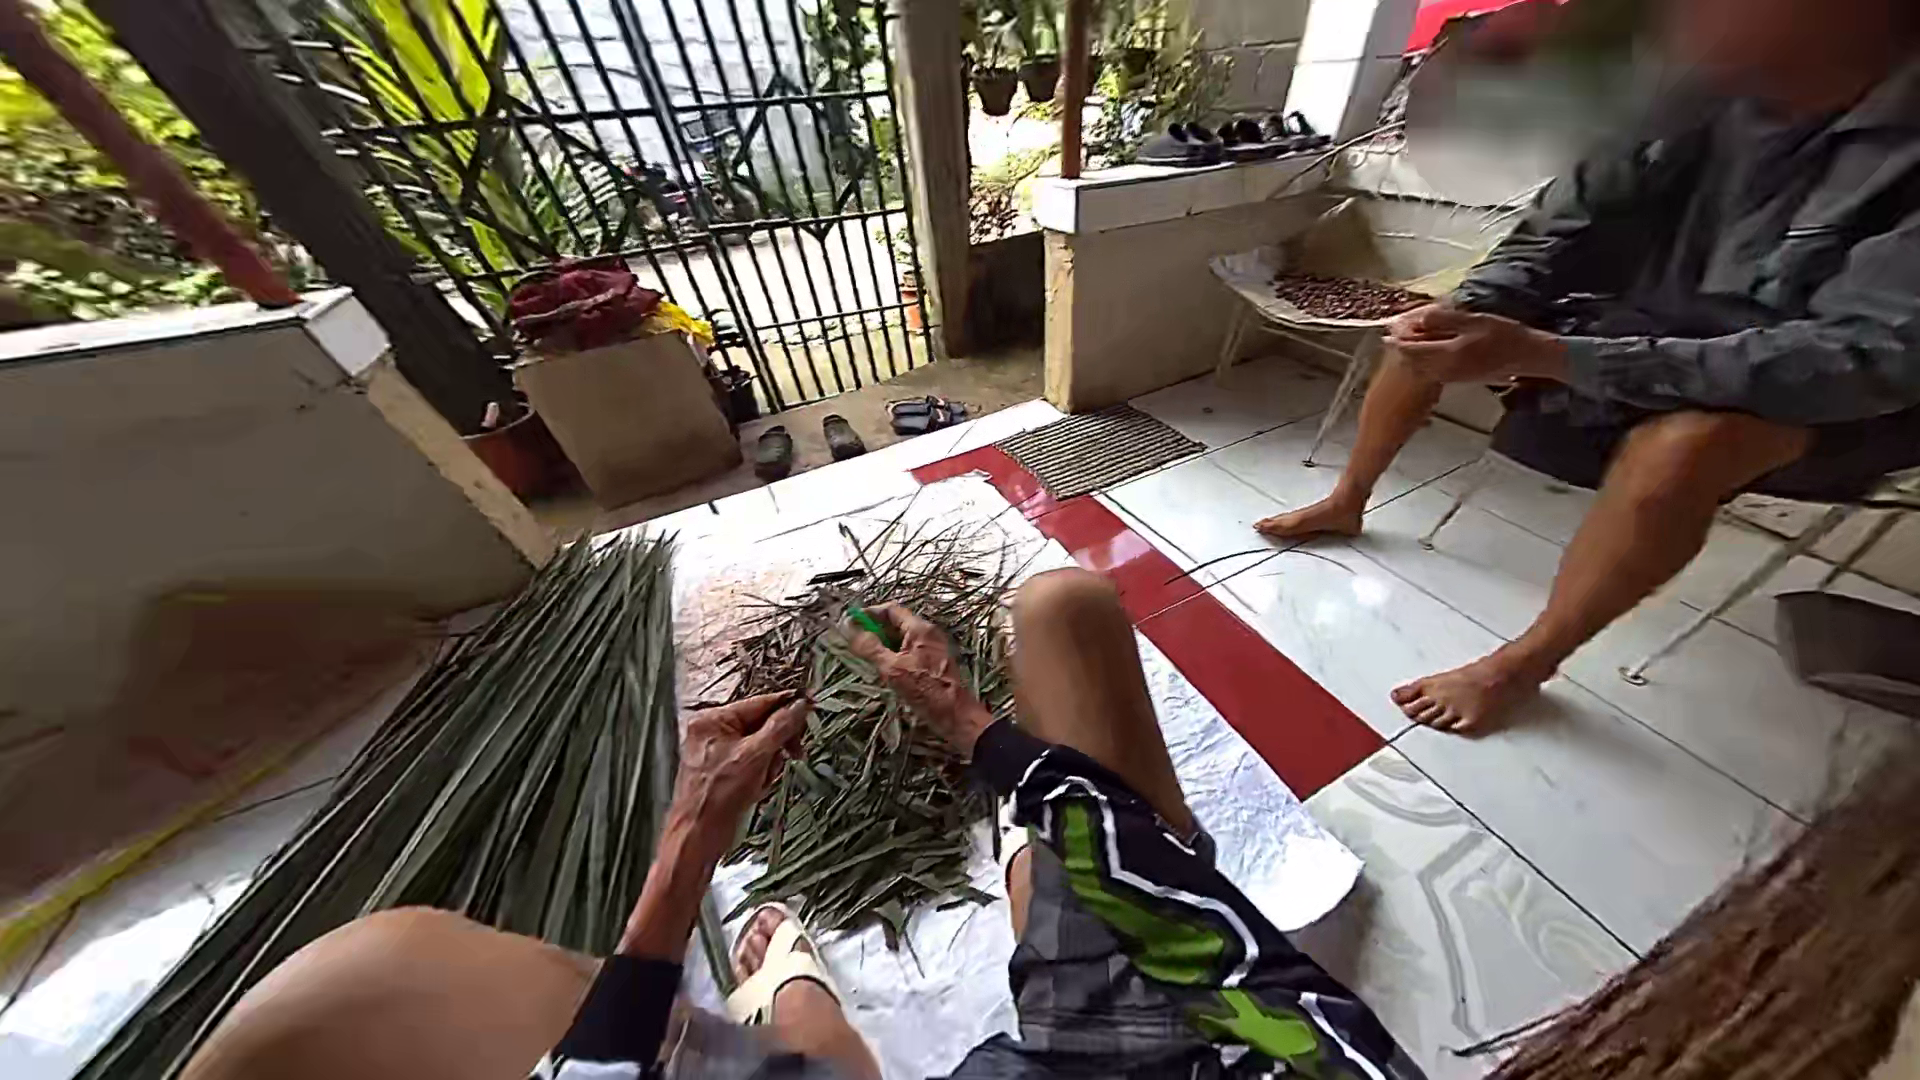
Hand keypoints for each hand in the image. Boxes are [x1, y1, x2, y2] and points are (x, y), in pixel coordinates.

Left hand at [664, 692, 811, 863]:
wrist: (698, 839)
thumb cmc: (715, 799)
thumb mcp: (756, 755)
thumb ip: (781, 726)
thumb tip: (798, 706)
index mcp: (713, 720)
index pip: (761, 702)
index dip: (787, 706)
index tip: (809, 705)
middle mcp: (712, 732)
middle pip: (763, 724)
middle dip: (778, 742)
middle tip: (794, 750)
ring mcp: (718, 751)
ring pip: (762, 744)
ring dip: (770, 761)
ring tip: (762, 778)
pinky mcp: (724, 770)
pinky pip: (754, 761)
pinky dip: (761, 773)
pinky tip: (756, 787)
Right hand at [845, 603, 996, 756]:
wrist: (955, 715)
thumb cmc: (925, 691)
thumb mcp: (892, 669)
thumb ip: (870, 647)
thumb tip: (849, 627)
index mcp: (920, 629)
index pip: (891, 610)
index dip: (870, 613)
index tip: (852, 624)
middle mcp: (928, 633)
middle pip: (896, 624)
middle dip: (874, 631)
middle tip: (856, 644)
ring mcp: (932, 647)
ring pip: (902, 639)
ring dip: (883, 645)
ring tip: (866, 659)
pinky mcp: (933, 662)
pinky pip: (909, 651)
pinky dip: (894, 656)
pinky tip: (884, 671)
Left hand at [1387, 305, 1567, 383]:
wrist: (1527, 358)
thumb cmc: (1505, 336)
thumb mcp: (1476, 321)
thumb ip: (1445, 320)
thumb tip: (1420, 317)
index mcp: (1444, 355)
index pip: (1408, 349)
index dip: (1397, 338)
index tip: (1392, 326)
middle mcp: (1440, 370)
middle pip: (1408, 359)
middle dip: (1403, 344)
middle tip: (1401, 328)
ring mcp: (1445, 376)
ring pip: (1416, 365)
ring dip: (1412, 351)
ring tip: (1415, 334)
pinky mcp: (1452, 379)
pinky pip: (1428, 369)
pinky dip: (1423, 357)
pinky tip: (1430, 344)